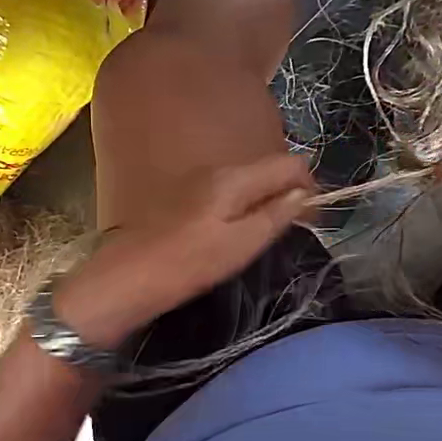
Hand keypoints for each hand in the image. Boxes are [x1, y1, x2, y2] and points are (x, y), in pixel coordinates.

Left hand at [53, 152, 315, 347]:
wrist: (126, 277)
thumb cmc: (187, 264)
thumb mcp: (241, 244)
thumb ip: (276, 214)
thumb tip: (306, 193)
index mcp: (234, 177)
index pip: (289, 163)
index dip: (311, 184)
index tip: (315, 215)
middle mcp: (217, 169)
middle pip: (268, 168)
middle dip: (289, 191)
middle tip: (295, 226)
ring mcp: (197, 181)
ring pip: (248, 180)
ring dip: (266, 198)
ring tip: (268, 232)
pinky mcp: (184, 197)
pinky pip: (228, 191)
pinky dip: (244, 205)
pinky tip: (236, 232)